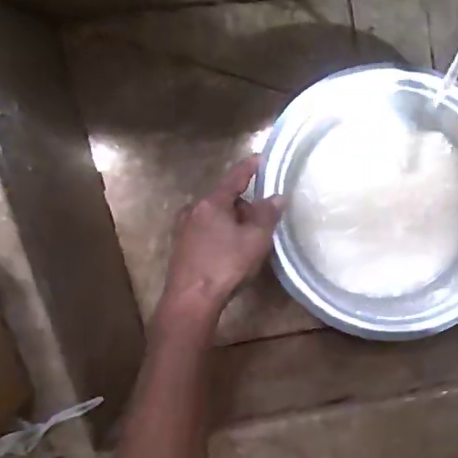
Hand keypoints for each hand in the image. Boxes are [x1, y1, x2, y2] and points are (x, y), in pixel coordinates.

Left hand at [159, 155, 283, 326]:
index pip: (234, 178)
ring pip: (215, 218)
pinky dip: (221, 236)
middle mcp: (193, 211)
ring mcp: (184, 230)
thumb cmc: (226, 265)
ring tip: (248, 244)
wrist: (191, 300)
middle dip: (244, 207)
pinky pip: (207, 233)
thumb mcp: (255, 239)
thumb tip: (277, 196)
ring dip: (232, 224)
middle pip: (225, 200)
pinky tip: (230, 254)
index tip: (259, 158)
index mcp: (212, 203)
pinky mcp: (181, 248)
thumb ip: (267, 215)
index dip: (249, 168)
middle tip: (262, 224)